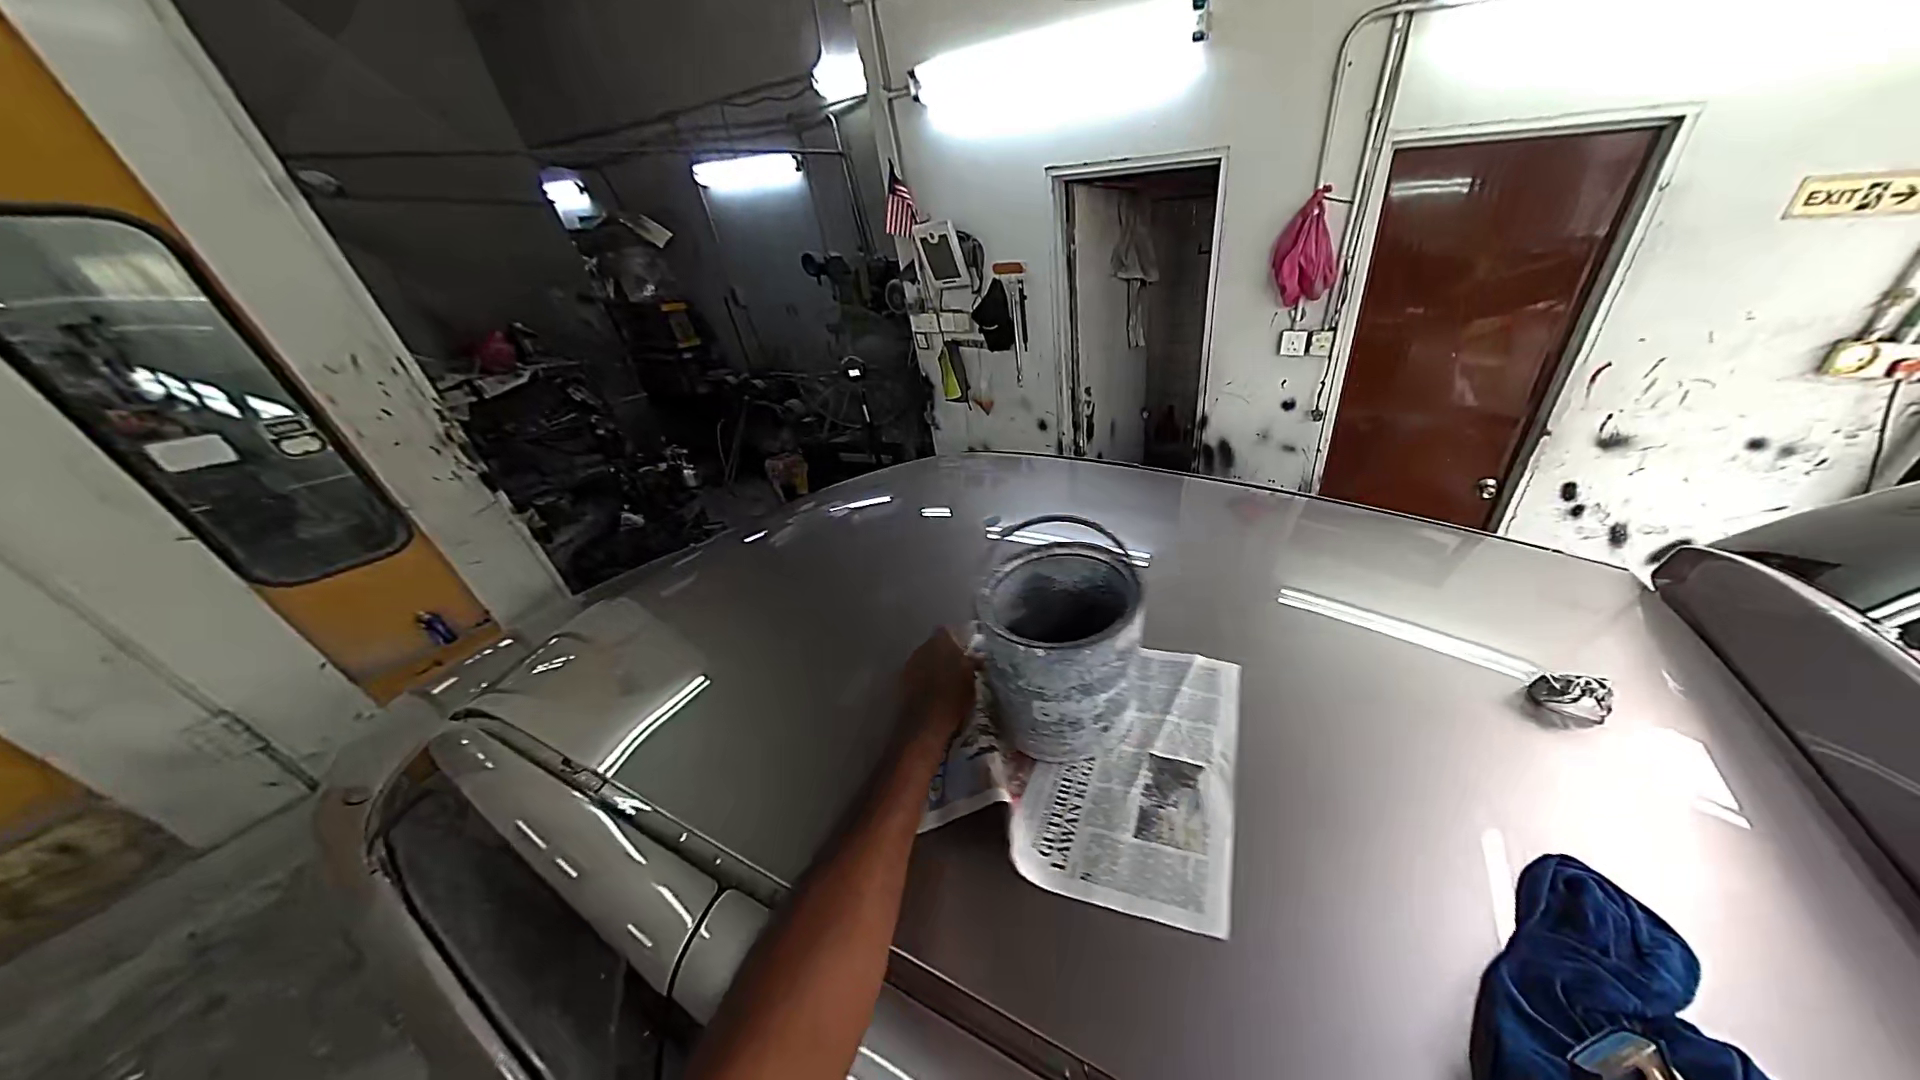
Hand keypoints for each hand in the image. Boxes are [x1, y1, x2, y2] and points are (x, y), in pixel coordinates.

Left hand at [898, 628, 980, 748]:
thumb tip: (977, 655)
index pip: (949, 631)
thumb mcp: (971, 679)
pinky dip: (926, 676)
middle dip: (947, 652)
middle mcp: (922, 647)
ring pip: (926, 657)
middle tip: (959, 665)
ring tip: (947, 679)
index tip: (968, 651)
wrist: (925, 723)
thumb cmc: (953, 697)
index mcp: (940, 641)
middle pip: (936, 644)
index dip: (959, 640)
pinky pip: (918, 671)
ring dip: (935, 664)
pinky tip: (934, 688)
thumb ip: (972, 662)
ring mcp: (910, 663)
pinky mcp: (903, 679)